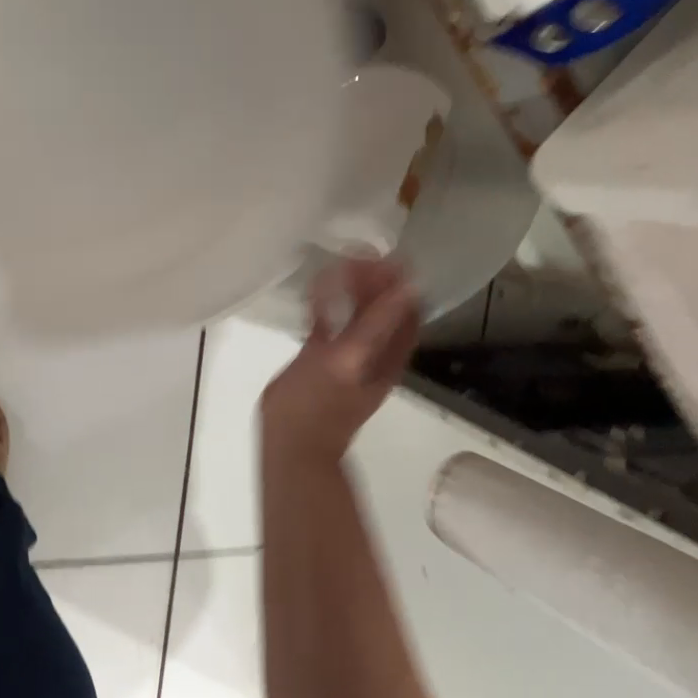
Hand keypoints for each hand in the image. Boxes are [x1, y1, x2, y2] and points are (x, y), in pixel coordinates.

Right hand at [259, 257, 420, 466]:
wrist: (292, 446)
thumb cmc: (317, 406)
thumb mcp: (347, 361)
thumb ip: (373, 323)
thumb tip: (406, 287)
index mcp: (385, 356)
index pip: (403, 310)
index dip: (398, 282)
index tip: (382, 255)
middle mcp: (372, 353)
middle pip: (381, 310)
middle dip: (373, 280)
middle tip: (356, 252)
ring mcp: (346, 357)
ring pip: (357, 315)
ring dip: (352, 289)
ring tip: (340, 262)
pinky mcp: (320, 360)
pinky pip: (330, 325)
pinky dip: (326, 305)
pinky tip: (315, 289)